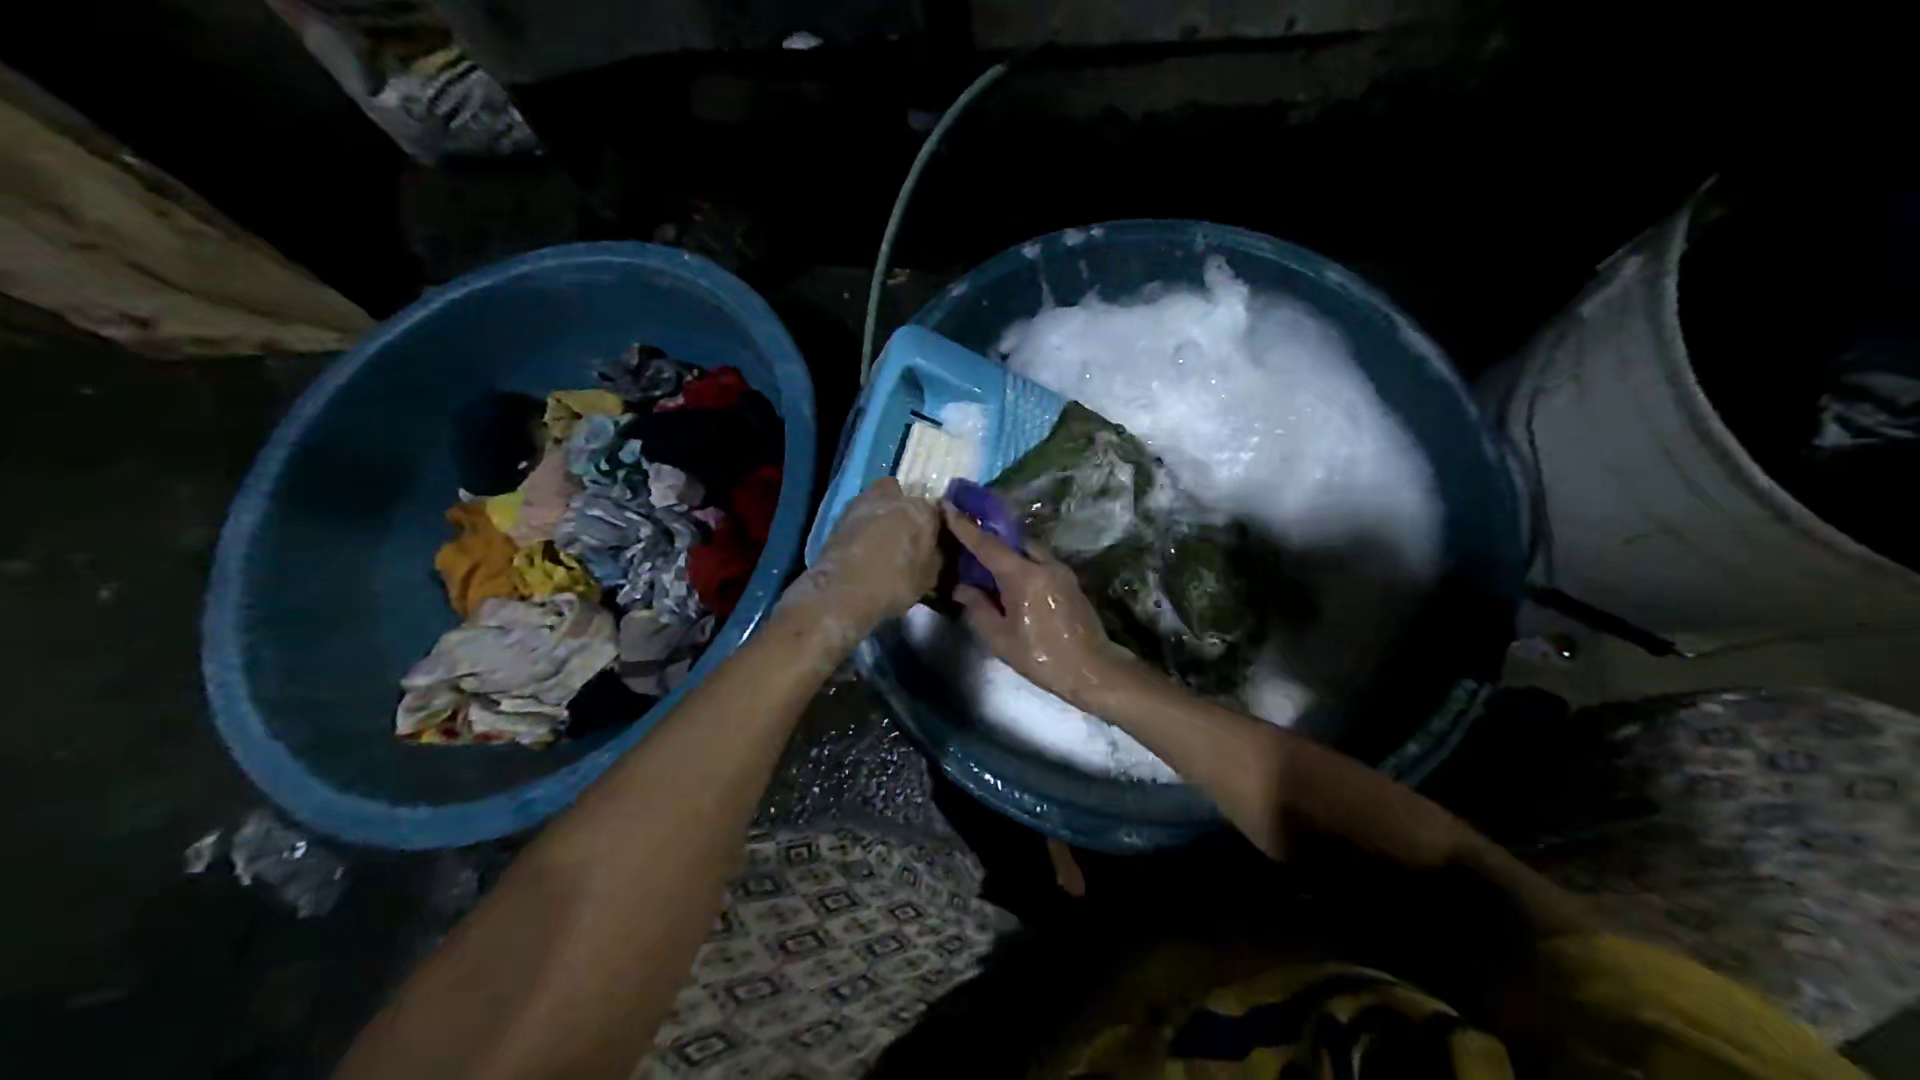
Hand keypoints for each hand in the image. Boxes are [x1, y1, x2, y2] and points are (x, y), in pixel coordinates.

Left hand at [796, 477, 941, 628]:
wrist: (843, 590)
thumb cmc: (894, 584)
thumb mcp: (929, 577)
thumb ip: (936, 556)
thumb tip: (935, 550)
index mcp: (922, 510)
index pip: (934, 511)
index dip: (931, 527)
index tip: (928, 542)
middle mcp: (894, 497)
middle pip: (904, 497)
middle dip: (904, 512)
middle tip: (903, 536)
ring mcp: (864, 502)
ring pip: (879, 500)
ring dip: (881, 514)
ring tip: (880, 541)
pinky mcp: (840, 514)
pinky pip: (860, 514)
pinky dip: (863, 525)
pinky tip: (861, 546)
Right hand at [941, 502, 1131, 706]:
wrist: (1092, 670)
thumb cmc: (1042, 657)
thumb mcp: (1000, 638)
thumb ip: (978, 608)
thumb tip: (961, 588)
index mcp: (1024, 576)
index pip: (988, 545)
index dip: (965, 526)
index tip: (948, 506)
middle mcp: (1044, 564)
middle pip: (1011, 541)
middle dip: (989, 537)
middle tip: (967, 538)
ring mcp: (1061, 571)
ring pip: (1028, 550)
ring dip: (1008, 551)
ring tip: (987, 562)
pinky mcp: (1070, 581)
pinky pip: (1040, 561)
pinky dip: (1022, 563)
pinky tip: (1011, 579)